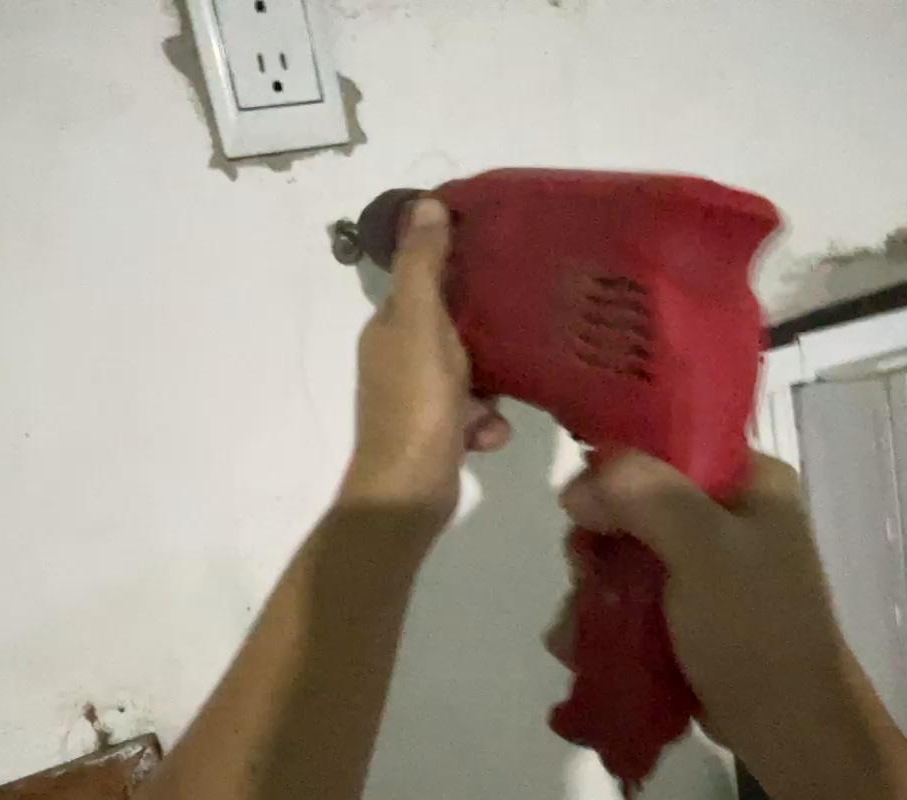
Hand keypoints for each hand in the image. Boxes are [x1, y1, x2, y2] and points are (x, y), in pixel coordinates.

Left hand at [337, 198, 508, 530]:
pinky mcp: (435, 436)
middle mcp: (396, 361)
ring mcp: (415, 402)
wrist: (409, 490)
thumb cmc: (416, 404)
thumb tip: (425, 203)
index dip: (459, 273)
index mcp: (387, 330)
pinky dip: (483, 424)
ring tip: (500, 402)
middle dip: (486, 339)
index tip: (501, 264)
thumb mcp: (421, 324)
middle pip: (452, 331)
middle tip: (520, 334)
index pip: (424, 285)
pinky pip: (471, 415)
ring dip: (490, 389)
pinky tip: (488, 434)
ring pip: (469, 376)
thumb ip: (424, 266)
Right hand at [557, 451, 854, 760]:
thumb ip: (643, 497)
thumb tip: (576, 486)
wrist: (787, 729)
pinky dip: (603, 614)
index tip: (582, 510)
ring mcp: (707, 566)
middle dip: (599, 543)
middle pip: (635, 503)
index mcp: (748, 481)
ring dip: (592, 588)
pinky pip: (631, 593)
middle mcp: (728, 515)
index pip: (667, 445)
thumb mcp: (704, 549)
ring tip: (577, 631)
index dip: (615, 471)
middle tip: (584, 574)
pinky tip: (582, 643)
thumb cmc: (754, 630)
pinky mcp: (687, 609)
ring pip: (625, 553)